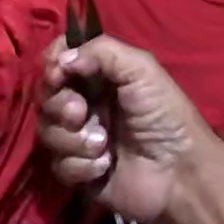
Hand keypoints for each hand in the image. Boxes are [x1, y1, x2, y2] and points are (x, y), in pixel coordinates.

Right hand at [39, 36, 214, 221]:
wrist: (177, 173)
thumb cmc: (162, 112)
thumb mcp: (140, 68)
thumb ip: (102, 51)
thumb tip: (62, 59)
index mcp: (99, 73)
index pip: (61, 59)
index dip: (53, 64)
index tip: (57, 73)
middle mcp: (85, 101)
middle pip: (46, 95)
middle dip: (60, 104)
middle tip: (82, 113)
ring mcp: (79, 137)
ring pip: (47, 130)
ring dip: (73, 138)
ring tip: (103, 143)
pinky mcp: (79, 172)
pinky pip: (59, 165)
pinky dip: (81, 165)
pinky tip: (105, 165)